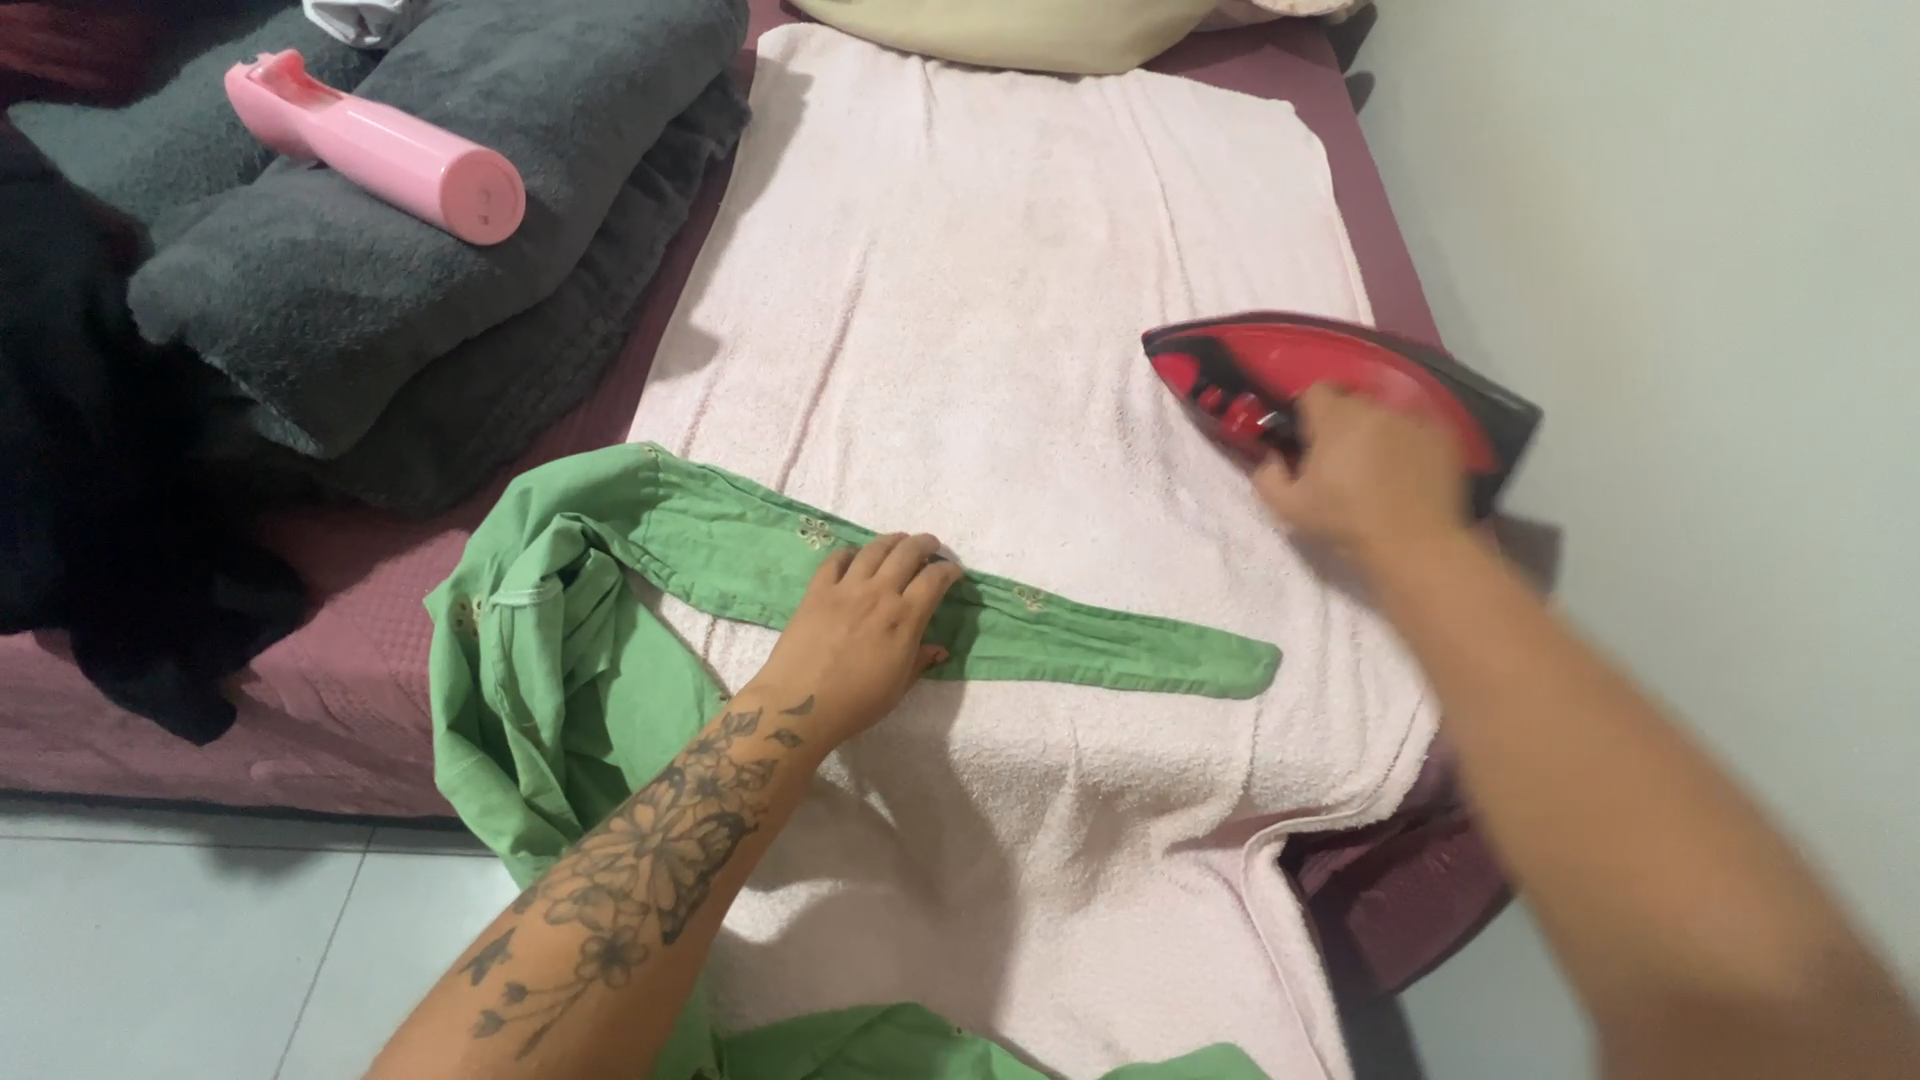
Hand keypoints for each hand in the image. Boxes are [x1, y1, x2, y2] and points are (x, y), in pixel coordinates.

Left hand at [746, 533, 964, 745]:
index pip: (934, 580)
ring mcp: (845, 589)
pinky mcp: (817, 591)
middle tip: (931, 545)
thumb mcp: (898, 688)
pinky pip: (836, 560)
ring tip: (900, 540)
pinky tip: (856, 556)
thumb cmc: (856, 703)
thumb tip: (939, 649)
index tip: (954, 571)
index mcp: (904, 619)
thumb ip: (920, 662)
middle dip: (925, 544)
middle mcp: (878, 594)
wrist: (800, 705)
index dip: (949, 570)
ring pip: (874, 550)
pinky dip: (851, 552)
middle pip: (907, 554)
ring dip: (892, 540)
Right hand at [1253, 384, 1469, 572]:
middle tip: (1339, 457)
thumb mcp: (1288, 507)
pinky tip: (1404, 469)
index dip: (1308, 412)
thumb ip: (1267, 475)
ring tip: (1375, 464)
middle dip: (1342, 423)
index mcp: (1335, 419)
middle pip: (1351, 402)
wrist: (1413, 543)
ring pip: (1384, 413)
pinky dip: (1406, 440)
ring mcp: (1414, 419)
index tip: (1308, 439)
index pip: (1315, 391)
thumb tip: (1271, 457)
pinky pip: (1416, 427)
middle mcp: (1376, 409)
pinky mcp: (1443, 434)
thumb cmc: (1344, 523)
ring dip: (1375, 430)